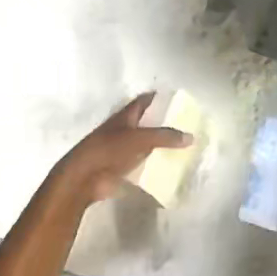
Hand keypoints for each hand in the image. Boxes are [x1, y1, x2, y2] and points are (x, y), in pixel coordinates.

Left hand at [49, 93, 189, 208]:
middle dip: (163, 124)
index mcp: (125, 116)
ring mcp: (121, 151)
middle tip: (186, 126)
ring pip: (145, 145)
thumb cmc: (109, 150)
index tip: (177, 100)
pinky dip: (154, 165)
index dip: (158, 98)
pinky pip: (142, 164)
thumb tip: (190, 136)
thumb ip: (164, 136)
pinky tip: (170, 168)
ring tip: (183, 148)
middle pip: (146, 123)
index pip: (143, 101)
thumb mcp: (139, 138)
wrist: (85, 177)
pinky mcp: (121, 169)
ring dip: (160, 146)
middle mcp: (123, 130)